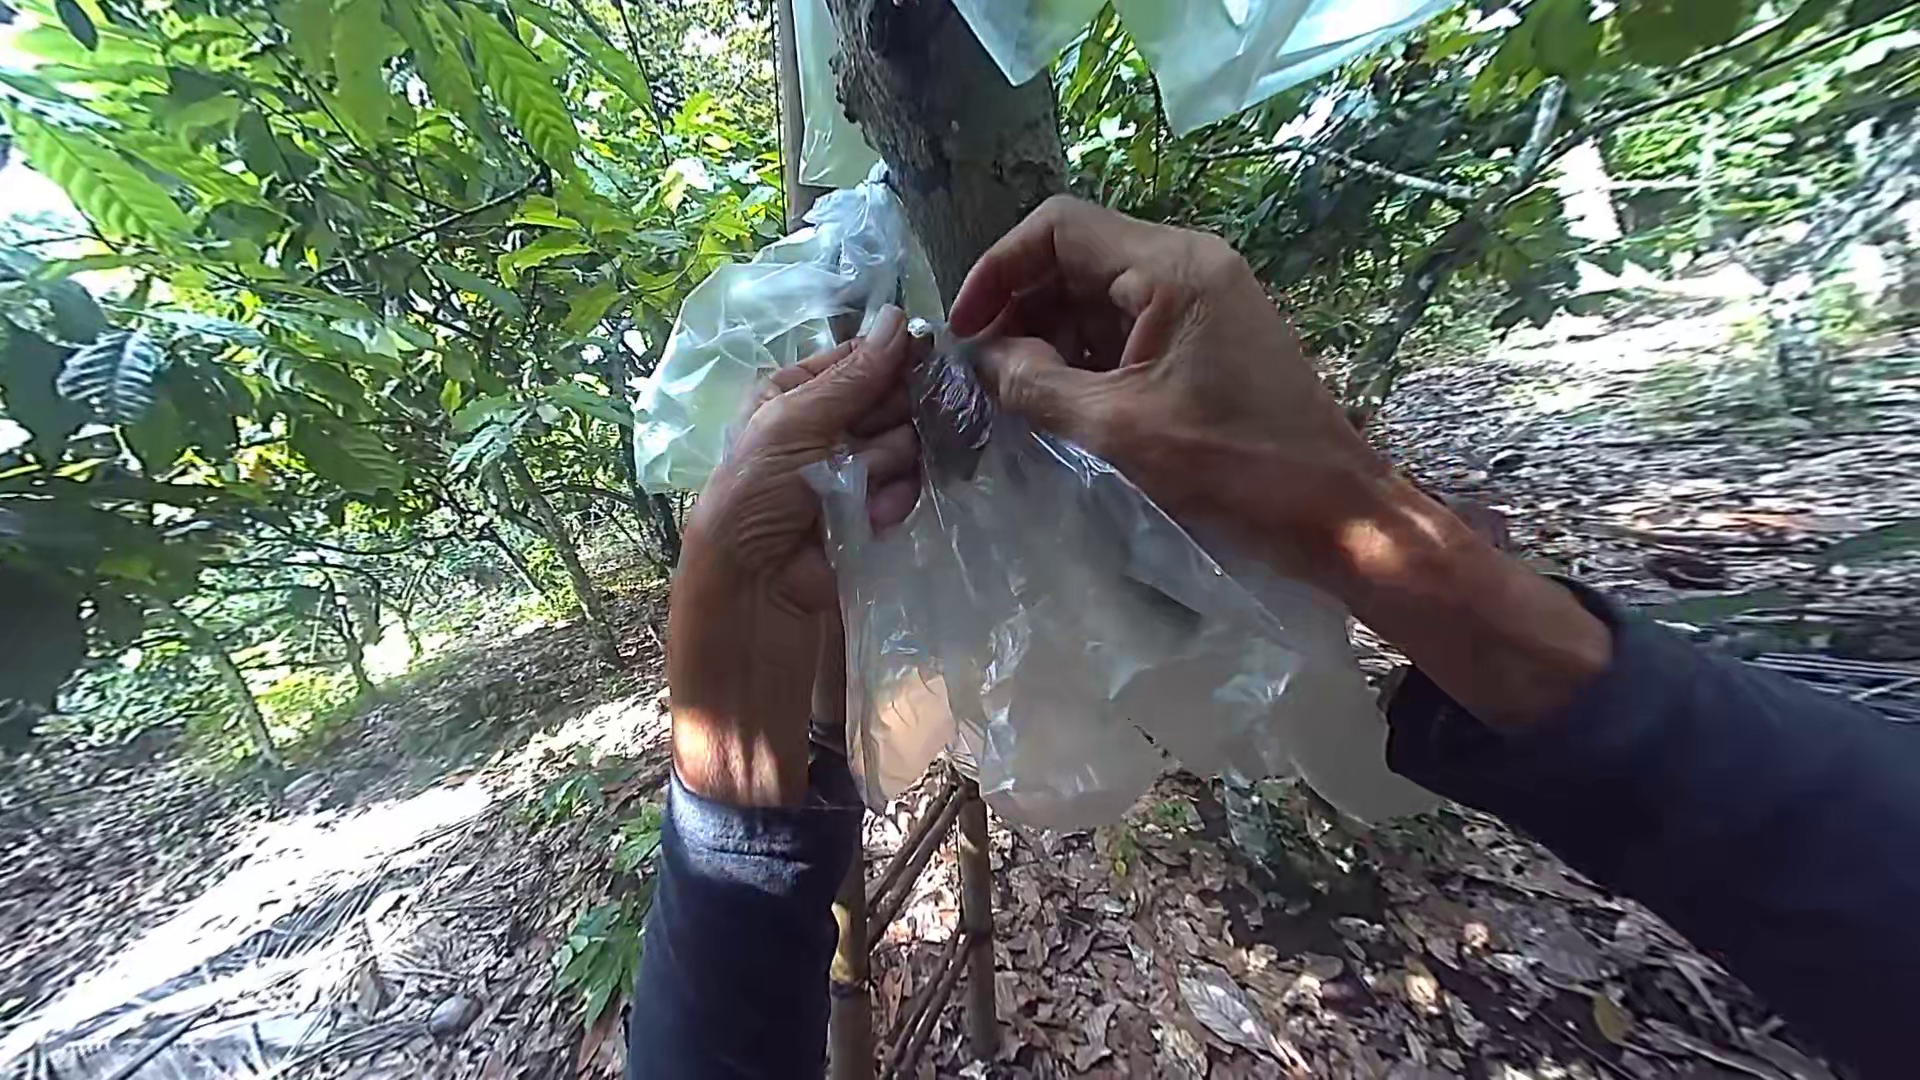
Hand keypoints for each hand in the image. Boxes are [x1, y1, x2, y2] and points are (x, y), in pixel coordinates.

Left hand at [668, 306, 918, 805]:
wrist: (758, 587)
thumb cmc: (759, 492)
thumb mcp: (795, 421)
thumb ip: (853, 376)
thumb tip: (900, 319)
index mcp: (794, 395)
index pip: (856, 361)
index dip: (890, 357)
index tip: (931, 351)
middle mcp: (826, 427)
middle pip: (886, 401)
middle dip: (900, 413)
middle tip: (915, 417)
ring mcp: (854, 470)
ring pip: (904, 443)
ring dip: (894, 463)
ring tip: (871, 485)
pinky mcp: (876, 508)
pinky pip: (906, 486)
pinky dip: (894, 500)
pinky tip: (875, 516)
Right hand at [951, 198, 1608, 726]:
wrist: (1329, 512)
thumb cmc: (1229, 468)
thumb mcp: (1115, 429)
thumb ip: (1036, 385)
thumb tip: (985, 358)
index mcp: (1171, 268)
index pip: (1059, 229)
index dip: (998, 270)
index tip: (965, 328)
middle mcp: (1185, 268)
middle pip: (1074, 262)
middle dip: (1018, 310)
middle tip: (984, 370)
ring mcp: (1196, 304)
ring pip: (1094, 301)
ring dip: (1046, 340)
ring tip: (1013, 393)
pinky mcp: (1198, 341)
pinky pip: (1121, 333)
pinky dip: (1080, 360)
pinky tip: (1056, 401)